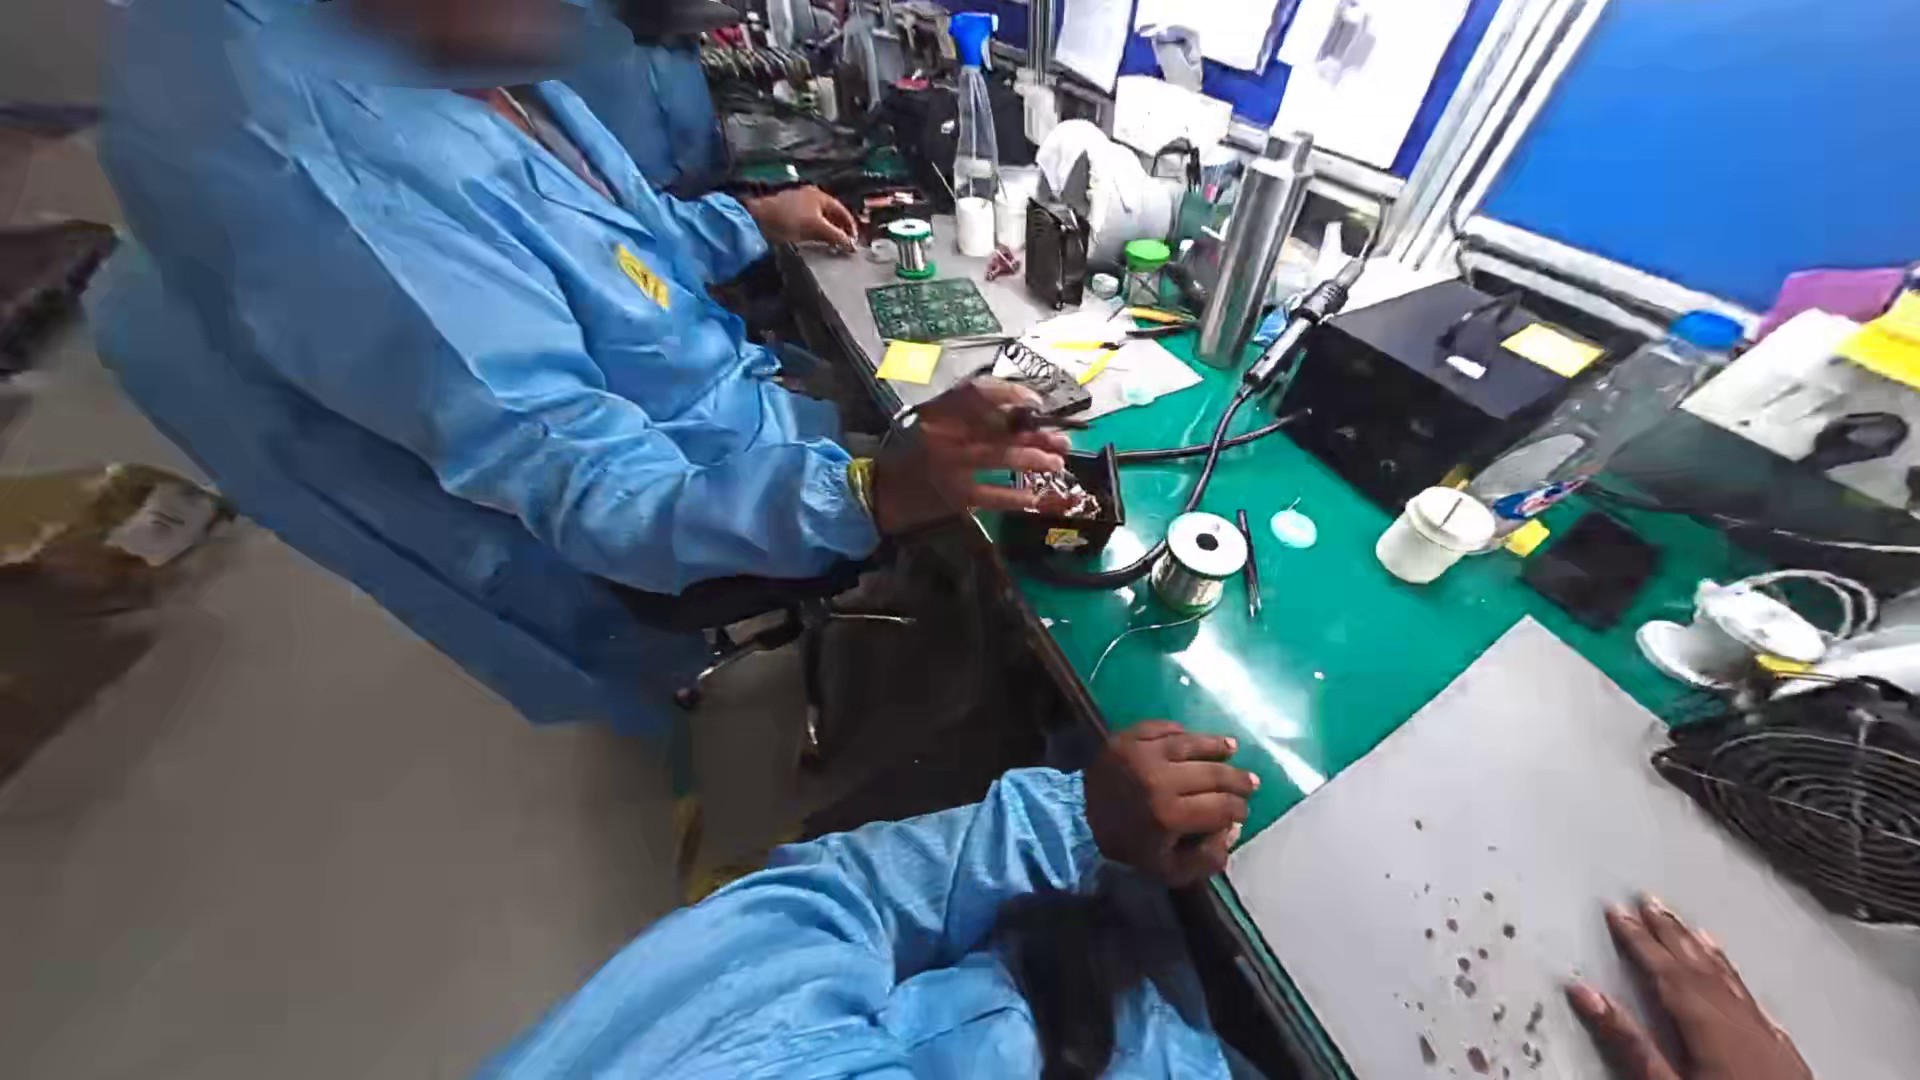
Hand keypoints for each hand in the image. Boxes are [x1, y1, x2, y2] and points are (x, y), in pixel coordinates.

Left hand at [742, 186, 857, 249]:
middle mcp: (813, 198)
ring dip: (831, 234)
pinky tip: (820, 244)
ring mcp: (802, 207)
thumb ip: (836, 236)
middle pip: (833, 216)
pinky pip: (813, 226)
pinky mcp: (793, 217)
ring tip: (835, 248)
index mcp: (820, 196)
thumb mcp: (817, 227)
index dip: (851, 226)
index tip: (856, 242)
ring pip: (823, 222)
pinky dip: (820, 235)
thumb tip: (852, 246)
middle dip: (841, 231)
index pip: (843, 211)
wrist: (761, 220)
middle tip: (847, 247)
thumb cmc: (790, 219)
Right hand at [869, 378, 1068, 534]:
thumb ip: (970, 418)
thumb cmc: (913, 454)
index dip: (1010, 394)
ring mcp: (948, 466)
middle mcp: (942, 434)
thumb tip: (1022, 417)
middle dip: (1035, 433)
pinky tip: (1037, 497)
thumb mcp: (934, 425)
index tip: (1035, 403)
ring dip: (1033, 460)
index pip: (975, 391)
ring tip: (1056, 464)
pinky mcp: (953, 496)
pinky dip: (1018, 497)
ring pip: (999, 457)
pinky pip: (993, 495)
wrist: (881, 490)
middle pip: (998, 426)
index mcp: (937, 411)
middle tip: (1061, 441)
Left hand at [1084, 721, 1259, 887]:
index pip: (1221, 806)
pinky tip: (1192, 737)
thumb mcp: (1170, 870)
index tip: (1243, 810)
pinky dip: (1179, 731)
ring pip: (1189, 743)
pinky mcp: (1126, 737)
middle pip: (1211, 774)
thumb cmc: (1129, 846)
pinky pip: (1160, 728)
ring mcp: (1141, 753)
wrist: (1081, 818)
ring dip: (1215, 745)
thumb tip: (1232, 830)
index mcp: (1170, 814)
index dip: (1239, 808)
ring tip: (1233, 747)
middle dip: (1237, 779)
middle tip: (1251, 781)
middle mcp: (1159, 779)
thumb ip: (1208, 858)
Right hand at [1567, 895, 1812, 1079]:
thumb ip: (1627, 1038)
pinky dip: (1743, 989)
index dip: (1638, 937)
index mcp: (1709, 1027)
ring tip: (1692, 928)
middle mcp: (1743, 1028)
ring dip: (1706, 954)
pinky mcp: (1791, 1063)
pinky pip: (1762, 1013)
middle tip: (1651, 901)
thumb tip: (1581, 989)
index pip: (1666, 971)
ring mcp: (1772, 1045)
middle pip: (1701, 971)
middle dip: (1672, 933)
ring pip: (1734, 987)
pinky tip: (1739, 984)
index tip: (1617, 909)